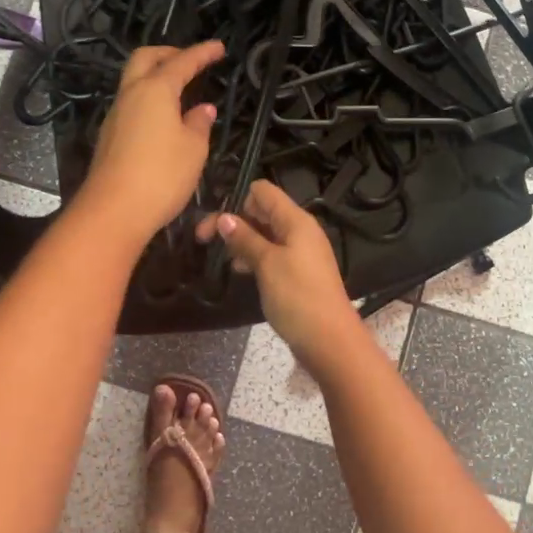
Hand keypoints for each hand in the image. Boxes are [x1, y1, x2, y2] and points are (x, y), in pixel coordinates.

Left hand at [72, 41, 225, 242]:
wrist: (113, 211)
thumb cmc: (161, 175)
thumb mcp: (193, 149)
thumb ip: (199, 123)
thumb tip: (202, 109)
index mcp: (155, 89)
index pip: (182, 62)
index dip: (202, 53)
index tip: (219, 47)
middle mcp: (131, 94)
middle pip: (145, 58)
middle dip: (168, 53)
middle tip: (190, 60)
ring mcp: (116, 115)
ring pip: (133, 80)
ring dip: (156, 76)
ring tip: (180, 89)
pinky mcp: (109, 136)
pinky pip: (131, 104)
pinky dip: (149, 99)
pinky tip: (164, 117)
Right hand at [197, 180, 361, 368]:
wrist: (329, 341)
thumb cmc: (298, 296)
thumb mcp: (267, 264)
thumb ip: (245, 238)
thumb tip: (224, 217)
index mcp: (296, 220)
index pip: (263, 191)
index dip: (237, 200)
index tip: (215, 222)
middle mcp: (299, 230)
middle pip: (262, 211)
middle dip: (234, 221)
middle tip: (203, 240)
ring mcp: (300, 252)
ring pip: (265, 234)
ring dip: (242, 241)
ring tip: (223, 258)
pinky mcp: (298, 272)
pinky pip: (272, 253)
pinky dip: (255, 257)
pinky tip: (241, 271)